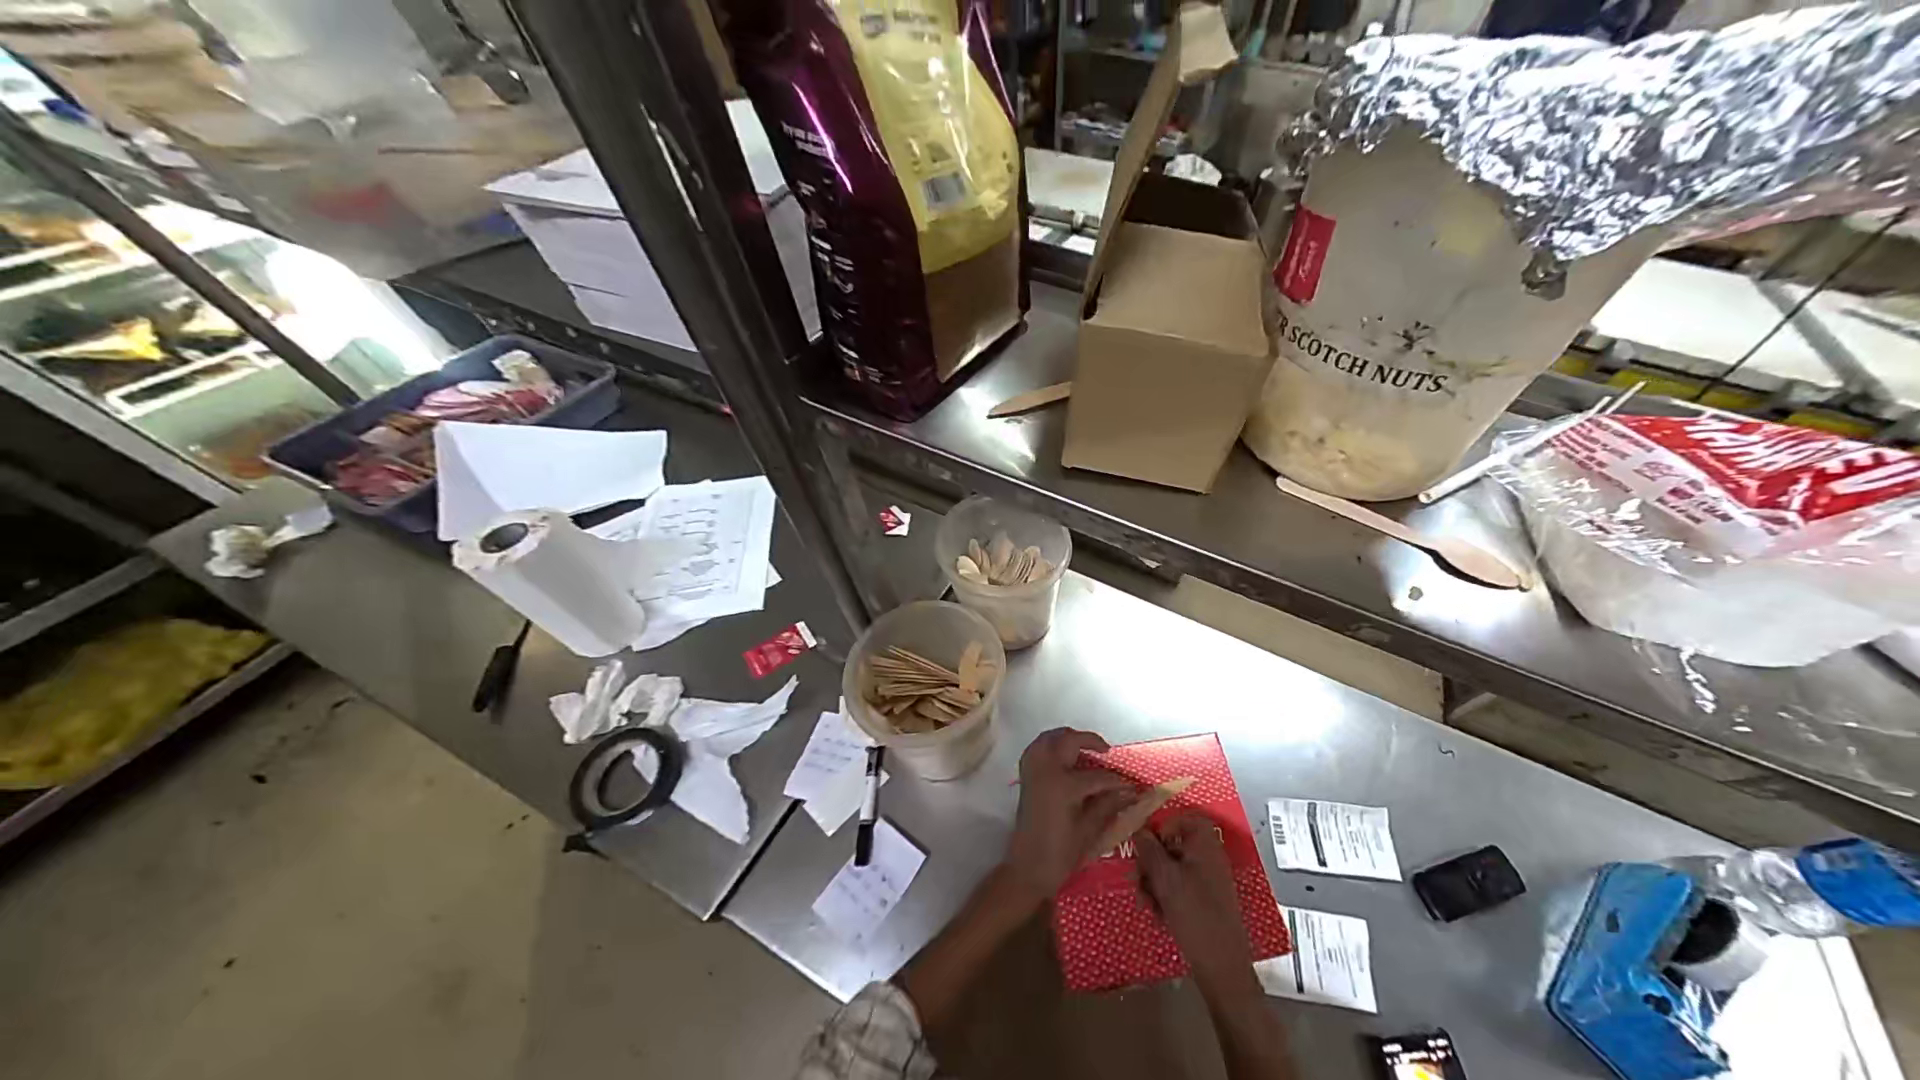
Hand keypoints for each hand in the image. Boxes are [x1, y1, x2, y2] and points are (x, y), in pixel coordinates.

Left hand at [1000, 727, 1135, 904]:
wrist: (1027, 868)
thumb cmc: (1060, 854)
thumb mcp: (1089, 831)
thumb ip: (1108, 805)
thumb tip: (1130, 792)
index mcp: (1064, 786)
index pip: (1099, 776)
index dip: (1118, 781)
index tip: (1133, 785)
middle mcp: (1046, 770)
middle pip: (1068, 741)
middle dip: (1089, 741)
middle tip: (1107, 752)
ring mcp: (1032, 771)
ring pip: (1049, 738)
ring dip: (1067, 738)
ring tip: (1085, 749)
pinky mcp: (1024, 776)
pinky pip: (1036, 748)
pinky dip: (1050, 745)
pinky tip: (1063, 756)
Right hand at [1137, 812, 1258, 993]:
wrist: (1221, 964)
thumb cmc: (1194, 913)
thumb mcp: (1164, 878)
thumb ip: (1148, 849)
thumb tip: (1138, 829)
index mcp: (1205, 845)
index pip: (1184, 819)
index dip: (1163, 827)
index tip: (1146, 845)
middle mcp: (1209, 858)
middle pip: (1173, 845)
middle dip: (1151, 862)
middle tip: (1137, 879)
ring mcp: (1208, 880)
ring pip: (1172, 868)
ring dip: (1154, 882)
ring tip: (1146, 903)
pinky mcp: (1205, 901)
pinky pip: (1179, 888)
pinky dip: (1165, 896)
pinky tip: (1157, 914)